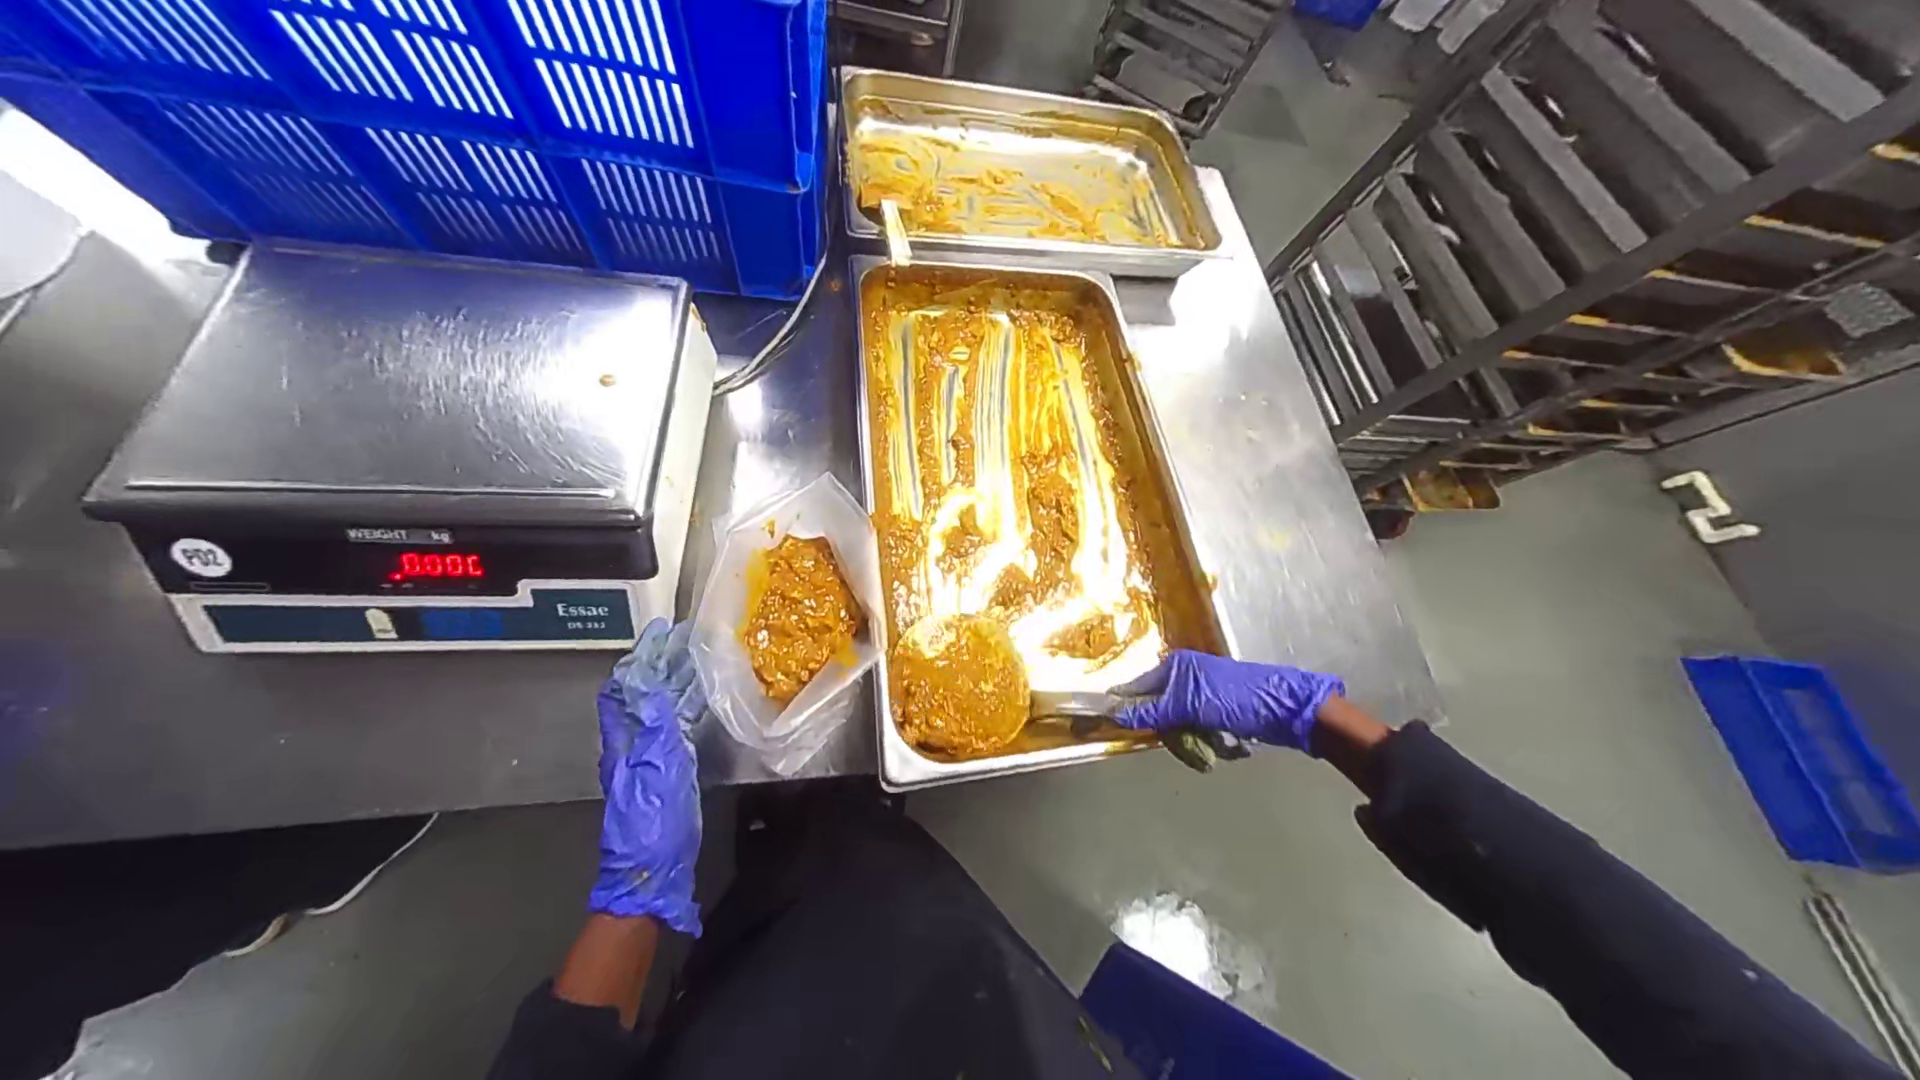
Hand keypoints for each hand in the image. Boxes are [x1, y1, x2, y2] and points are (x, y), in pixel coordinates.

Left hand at [591, 618, 705, 934]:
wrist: (651, 872)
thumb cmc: (651, 825)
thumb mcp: (654, 775)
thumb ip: (654, 731)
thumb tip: (650, 687)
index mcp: (625, 741)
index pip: (626, 687)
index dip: (642, 657)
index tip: (663, 632)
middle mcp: (633, 743)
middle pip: (645, 691)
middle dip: (663, 662)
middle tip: (687, 637)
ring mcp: (649, 757)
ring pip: (661, 706)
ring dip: (676, 679)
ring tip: (698, 657)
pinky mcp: (667, 770)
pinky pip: (675, 725)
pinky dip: (687, 704)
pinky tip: (703, 698)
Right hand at [1111, 649, 1344, 754]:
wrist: (1289, 709)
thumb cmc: (1237, 700)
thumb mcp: (1190, 705)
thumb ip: (1151, 710)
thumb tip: (1113, 713)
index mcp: (1176, 667)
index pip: (1138, 688)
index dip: (1128, 708)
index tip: (1115, 728)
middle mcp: (1187, 678)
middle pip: (1158, 712)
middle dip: (1173, 734)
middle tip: (1188, 747)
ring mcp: (1204, 695)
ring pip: (1180, 726)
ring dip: (1195, 743)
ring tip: (1216, 750)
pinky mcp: (1220, 711)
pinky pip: (1200, 732)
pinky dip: (1211, 742)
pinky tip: (1230, 745)